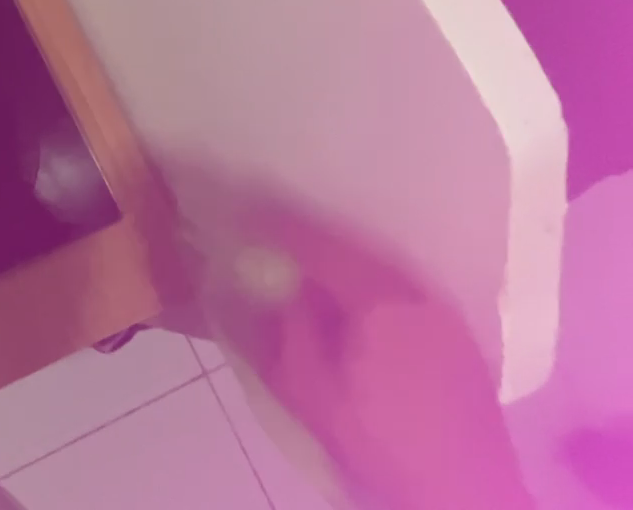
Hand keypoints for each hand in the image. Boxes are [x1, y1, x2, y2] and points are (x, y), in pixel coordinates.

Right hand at [175, 174, 535, 509]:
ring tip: (289, 245)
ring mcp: (442, 312)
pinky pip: (393, 280)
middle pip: (348, 241)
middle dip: (300, 228)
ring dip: (329, 248)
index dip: (269, 221)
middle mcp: (416, 293)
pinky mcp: (452, 333)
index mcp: (378, 300)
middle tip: (256, 219)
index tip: (232, 207)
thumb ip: (279, 317)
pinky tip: (333, 281)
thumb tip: (259, 272)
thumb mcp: (300, 379)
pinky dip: (356, 270)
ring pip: (373, 258)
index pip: (313, 241)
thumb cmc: (366, 436)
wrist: (454, 497)